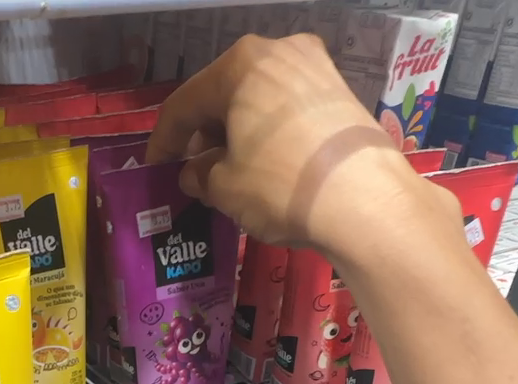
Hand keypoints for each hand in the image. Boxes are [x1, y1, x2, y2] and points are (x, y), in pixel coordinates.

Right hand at [145, 35, 464, 264]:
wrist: (363, 198)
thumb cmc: (279, 185)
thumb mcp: (224, 187)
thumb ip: (200, 175)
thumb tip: (196, 173)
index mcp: (239, 65)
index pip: (184, 103)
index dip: (164, 139)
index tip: (155, 167)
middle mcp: (277, 51)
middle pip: (224, 93)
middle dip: (204, 133)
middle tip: (193, 170)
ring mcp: (314, 66)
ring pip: (256, 99)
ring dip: (236, 132)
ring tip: (228, 171)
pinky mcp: (338, 90)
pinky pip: (285, 108)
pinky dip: (266, 132)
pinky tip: (263, 163)